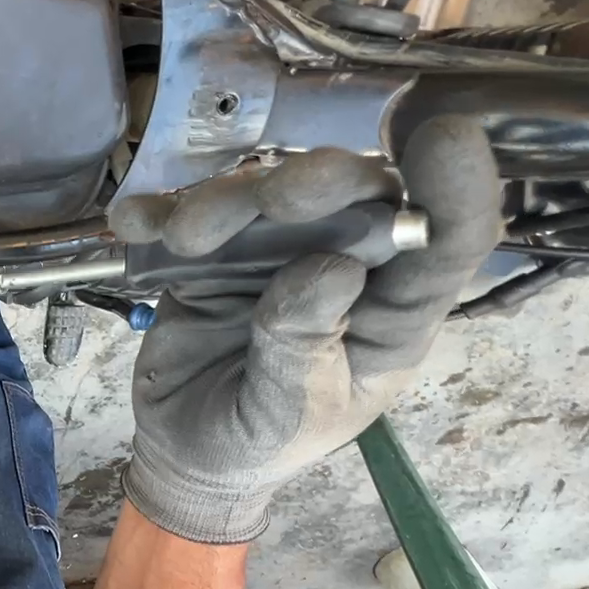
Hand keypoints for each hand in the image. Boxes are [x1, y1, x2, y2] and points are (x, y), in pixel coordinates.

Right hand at [105, 117, 503, 543]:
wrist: (183, 454)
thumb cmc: (256, 445)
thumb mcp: (287, 416)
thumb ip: (303, 350)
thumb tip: (330, 267)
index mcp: (388, 317)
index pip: (445, 246)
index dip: (454, 189)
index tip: (440, 134)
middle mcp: (340, 274)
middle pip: (348, 202)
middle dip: (319, 183)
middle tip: (281, 194)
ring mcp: (269, 263)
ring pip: (263, 202)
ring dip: (226, 202)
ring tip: (181, 237)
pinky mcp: (207, 265)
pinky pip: (187, 226)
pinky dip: (158, 214)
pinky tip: (134, 219)